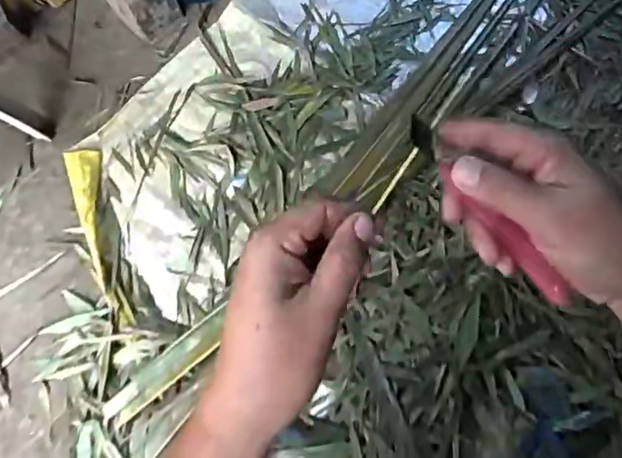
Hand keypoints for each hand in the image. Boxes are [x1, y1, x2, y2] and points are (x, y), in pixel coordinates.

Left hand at [179, 200, 375, 455]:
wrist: (242, 414)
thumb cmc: (281, 363)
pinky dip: (324, 272)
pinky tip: (334, 297)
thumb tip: (366, 218)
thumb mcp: (321, 309)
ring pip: (313, 242)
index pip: (321, 208)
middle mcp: (264, 242)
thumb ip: (344, 259)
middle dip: (345, 241)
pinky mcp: (268, 281)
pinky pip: (303, 260)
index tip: (380, 243)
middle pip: (317, 222)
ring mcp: (264, 262)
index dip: (353, 219)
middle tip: (365, 275)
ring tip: (352, 290)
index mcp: (271, 241)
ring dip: (337, 258)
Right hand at [438, 119, 621, 311]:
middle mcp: (536, 165)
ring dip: (485, 229)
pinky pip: (504, 222)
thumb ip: (500, 190)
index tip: (428, 142)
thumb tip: (455, 163)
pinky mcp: (538, 219)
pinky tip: (507, 264)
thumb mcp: (546, 216)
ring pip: (490, 200)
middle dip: (470, 200)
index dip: (459, 135)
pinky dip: (499, 241)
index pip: (491, 132)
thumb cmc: (598, 241)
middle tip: (455, 223)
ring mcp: (537, 193)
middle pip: (483, 169)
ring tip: (495, 258)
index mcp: (542, 151)